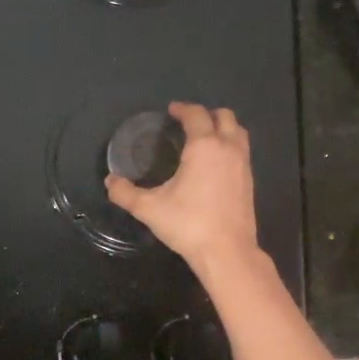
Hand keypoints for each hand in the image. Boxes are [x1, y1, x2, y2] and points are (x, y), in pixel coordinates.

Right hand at [106, 102, 262, 275]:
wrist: (226, 250)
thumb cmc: (187, 223)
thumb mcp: (148, 208)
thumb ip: (125, 193)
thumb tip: (110, 181)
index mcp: (203, 147)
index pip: (196, 115)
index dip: (182, 109)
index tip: (172, 110)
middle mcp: (227, 148)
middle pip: (224, 116)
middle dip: (206, 114)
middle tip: (188, 121)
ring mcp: (243, 163)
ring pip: (237, 132)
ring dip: (222, 127)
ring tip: (204, 136)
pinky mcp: (249, 180)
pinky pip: (241, 150)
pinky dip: (229, 145)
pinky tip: (215, 162)